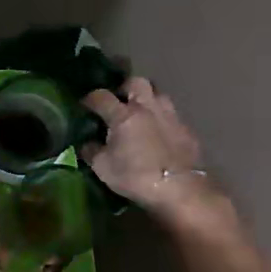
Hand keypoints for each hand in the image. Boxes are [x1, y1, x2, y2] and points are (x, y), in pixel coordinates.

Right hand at [81, 77, 232, 231]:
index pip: (101, 96)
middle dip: (125, 88)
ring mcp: (170, 116)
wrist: (180, 189)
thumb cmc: (136, 177)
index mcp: (123, 115)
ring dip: (147, 99)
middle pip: (136, 82)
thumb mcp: (103, 168)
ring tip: (141, 113)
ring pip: (158, 94)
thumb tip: (87, 144)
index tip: (85, 105)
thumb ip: (91, 151)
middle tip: (119, 102)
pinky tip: (158, 132)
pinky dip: (162, 118)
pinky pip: (171, 114)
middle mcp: (147, 108)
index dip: (90, 99)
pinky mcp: (186, 128)